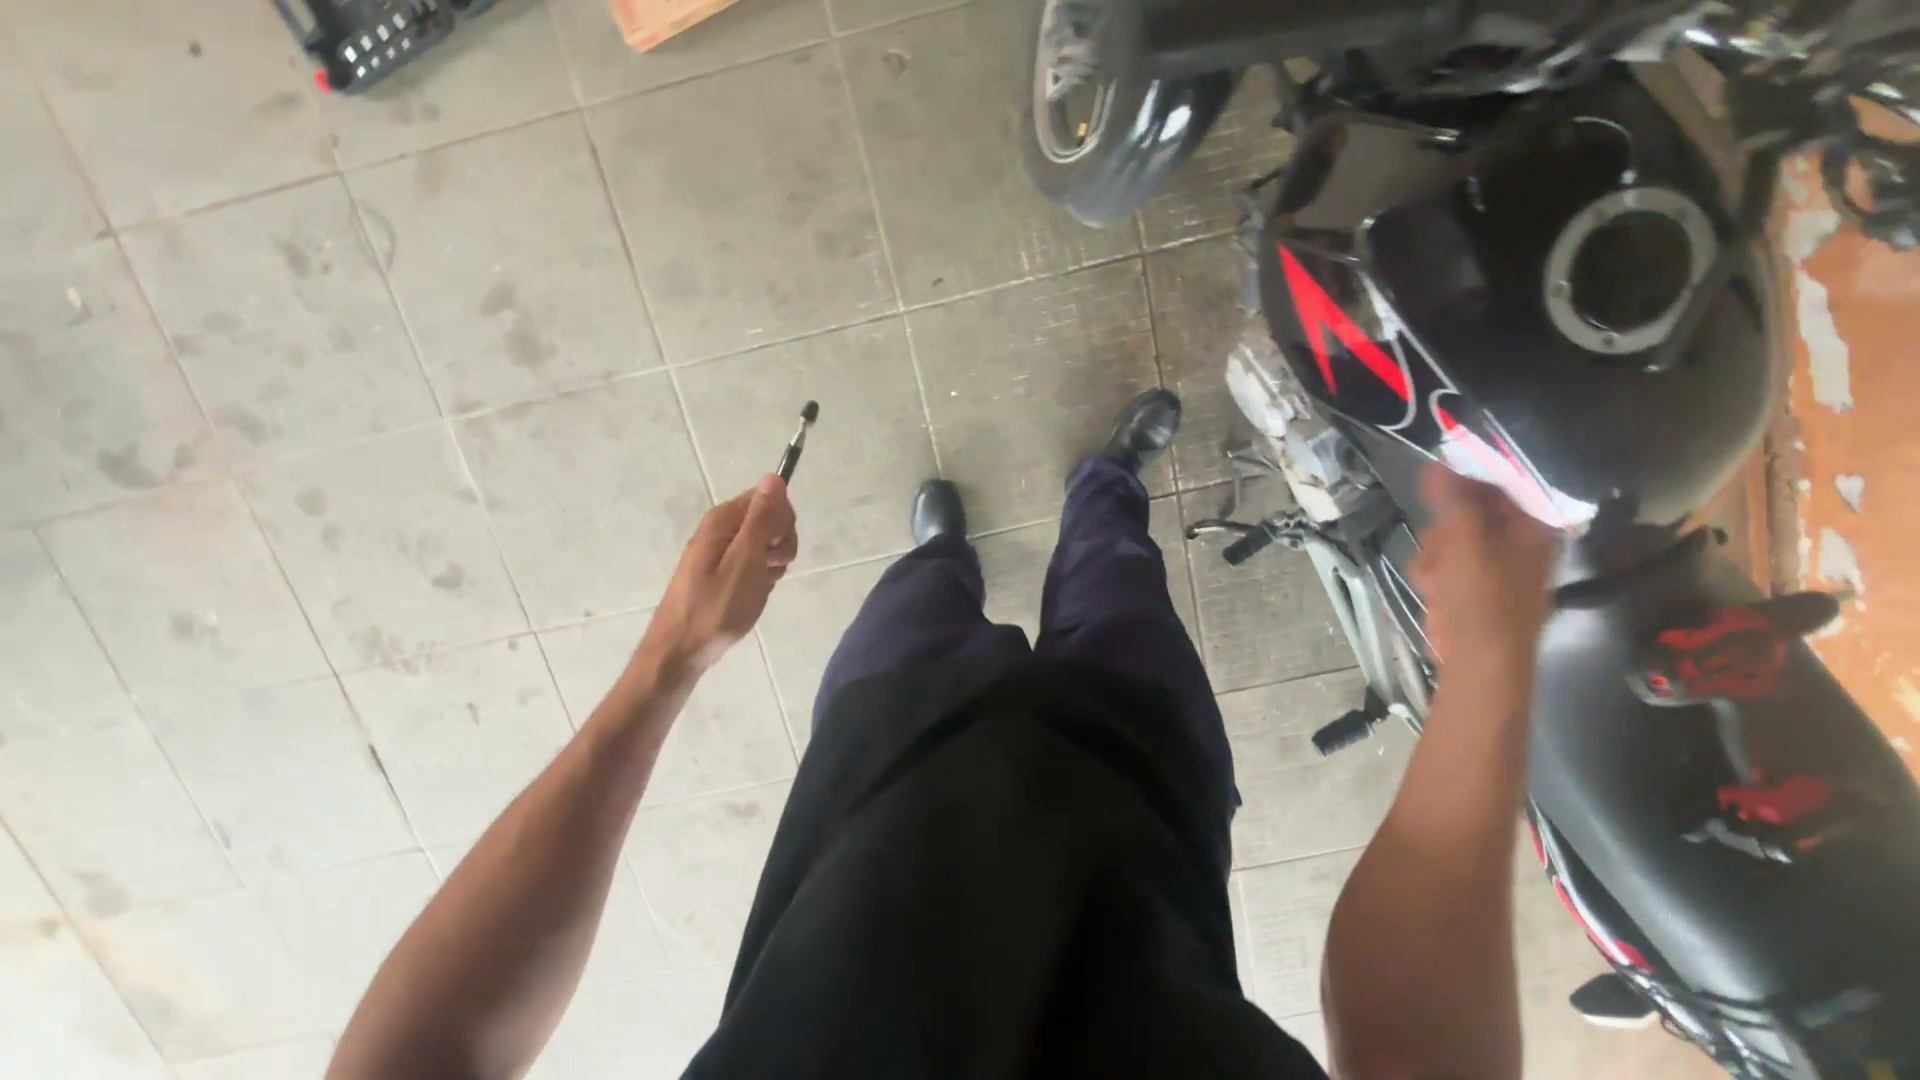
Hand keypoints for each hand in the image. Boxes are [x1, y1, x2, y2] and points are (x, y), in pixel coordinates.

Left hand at [637, 474, 797, 674]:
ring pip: (765, 543)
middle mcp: (720, 529)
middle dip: (780, 544)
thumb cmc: (716, 608)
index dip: (781, 523)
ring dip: (773, 564)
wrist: (682, 651)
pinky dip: (761, 577)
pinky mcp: (722, 571)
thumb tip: (774, 476)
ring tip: (758, 587)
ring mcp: (720, 551)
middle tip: (768, 571)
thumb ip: (761, 519)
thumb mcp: (745, 561)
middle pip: (769, 519)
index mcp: (724, 520)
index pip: (770, 498)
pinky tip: (753, 594)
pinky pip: (754, 563)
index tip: (773, 551)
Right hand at [1408, 464, 1556, 672]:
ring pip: (1449, 539)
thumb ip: (1451, 501)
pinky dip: (1433, 574)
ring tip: (1433, 576)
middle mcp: (1517, 545)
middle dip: (1443, 530)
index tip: (1431, 483)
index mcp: (1532, 530)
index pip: (1498, 487)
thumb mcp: (1466, 544)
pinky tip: (1432, 590)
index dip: (1463, 482)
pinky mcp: (1469, 589)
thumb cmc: (1483, 601)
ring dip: (1433, 554)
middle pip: (1467, 513)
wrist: (1480, 664)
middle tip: (1438, 543)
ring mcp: (1492, 568)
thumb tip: (1435, 463)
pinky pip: (1443, 565)